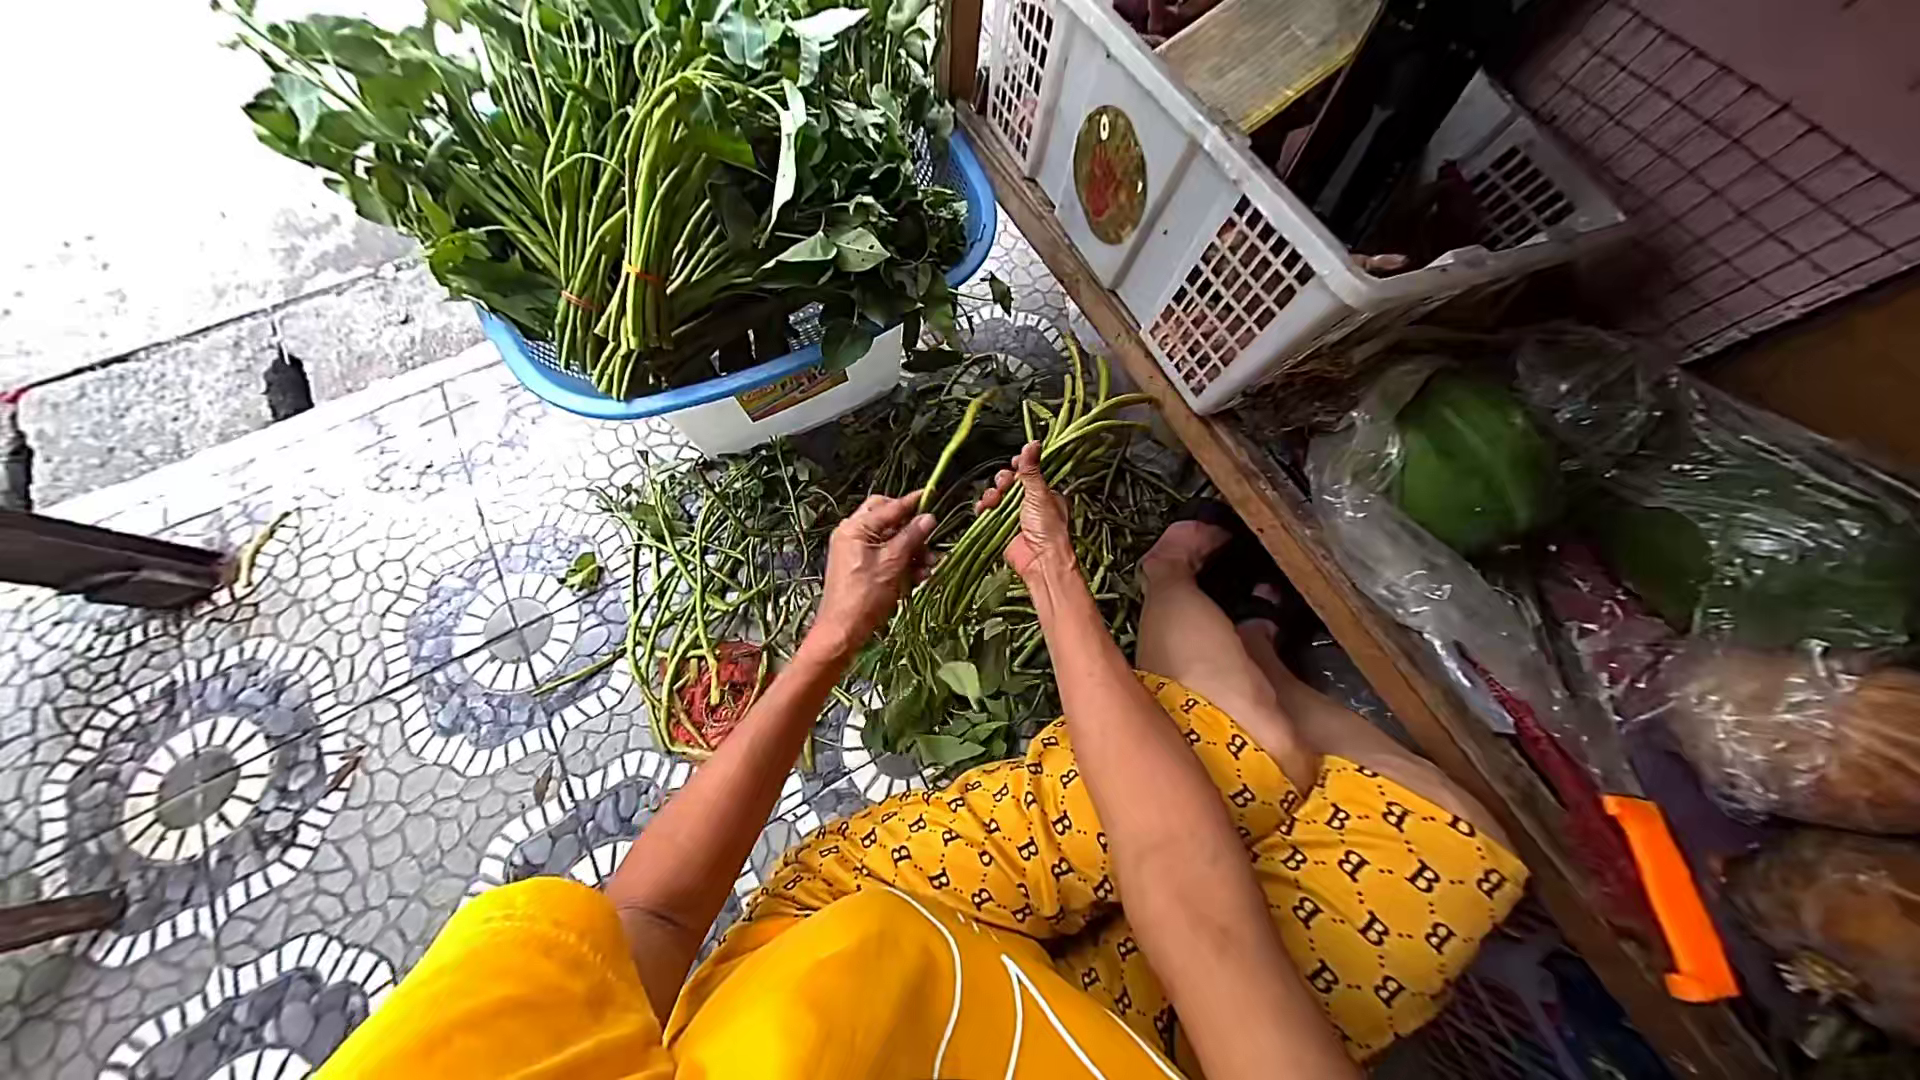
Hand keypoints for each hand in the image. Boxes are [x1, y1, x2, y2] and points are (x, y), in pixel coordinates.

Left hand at [810, 491, 936, 658]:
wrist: (844, 630)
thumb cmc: (864, 596)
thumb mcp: (893, 563)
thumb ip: (912, 537)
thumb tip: (929, 518)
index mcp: (855, 528)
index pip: (889, 507)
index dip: (912, 503)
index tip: (932, 496)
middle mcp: (853, 535)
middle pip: (889, 520)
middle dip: (912, 530)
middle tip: (930, 539)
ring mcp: (857, 552)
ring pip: (891, 540)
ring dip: (913, 550)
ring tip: (929, 565)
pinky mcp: (862, 568)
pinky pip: (887, 557)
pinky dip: (903, 563)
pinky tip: (919, 575)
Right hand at [974, 441, 1074, 581]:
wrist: (1040, 561)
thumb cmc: (1048, 529)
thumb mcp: (1039, 493)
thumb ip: (1032, 469)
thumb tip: (1033, 443)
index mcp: (1044, 492)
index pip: (1028, 473)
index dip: (1019, 467)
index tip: (1014, 463)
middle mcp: (1029, 503)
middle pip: (1009, 483)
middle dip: (1003, 481)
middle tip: (1004, 485)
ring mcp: (1014, 516)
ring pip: (997, 496)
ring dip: (992, 494)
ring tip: (994, 499)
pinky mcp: (1002, 528)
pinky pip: (988, 513)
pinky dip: (984, 509)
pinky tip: (984, 508)